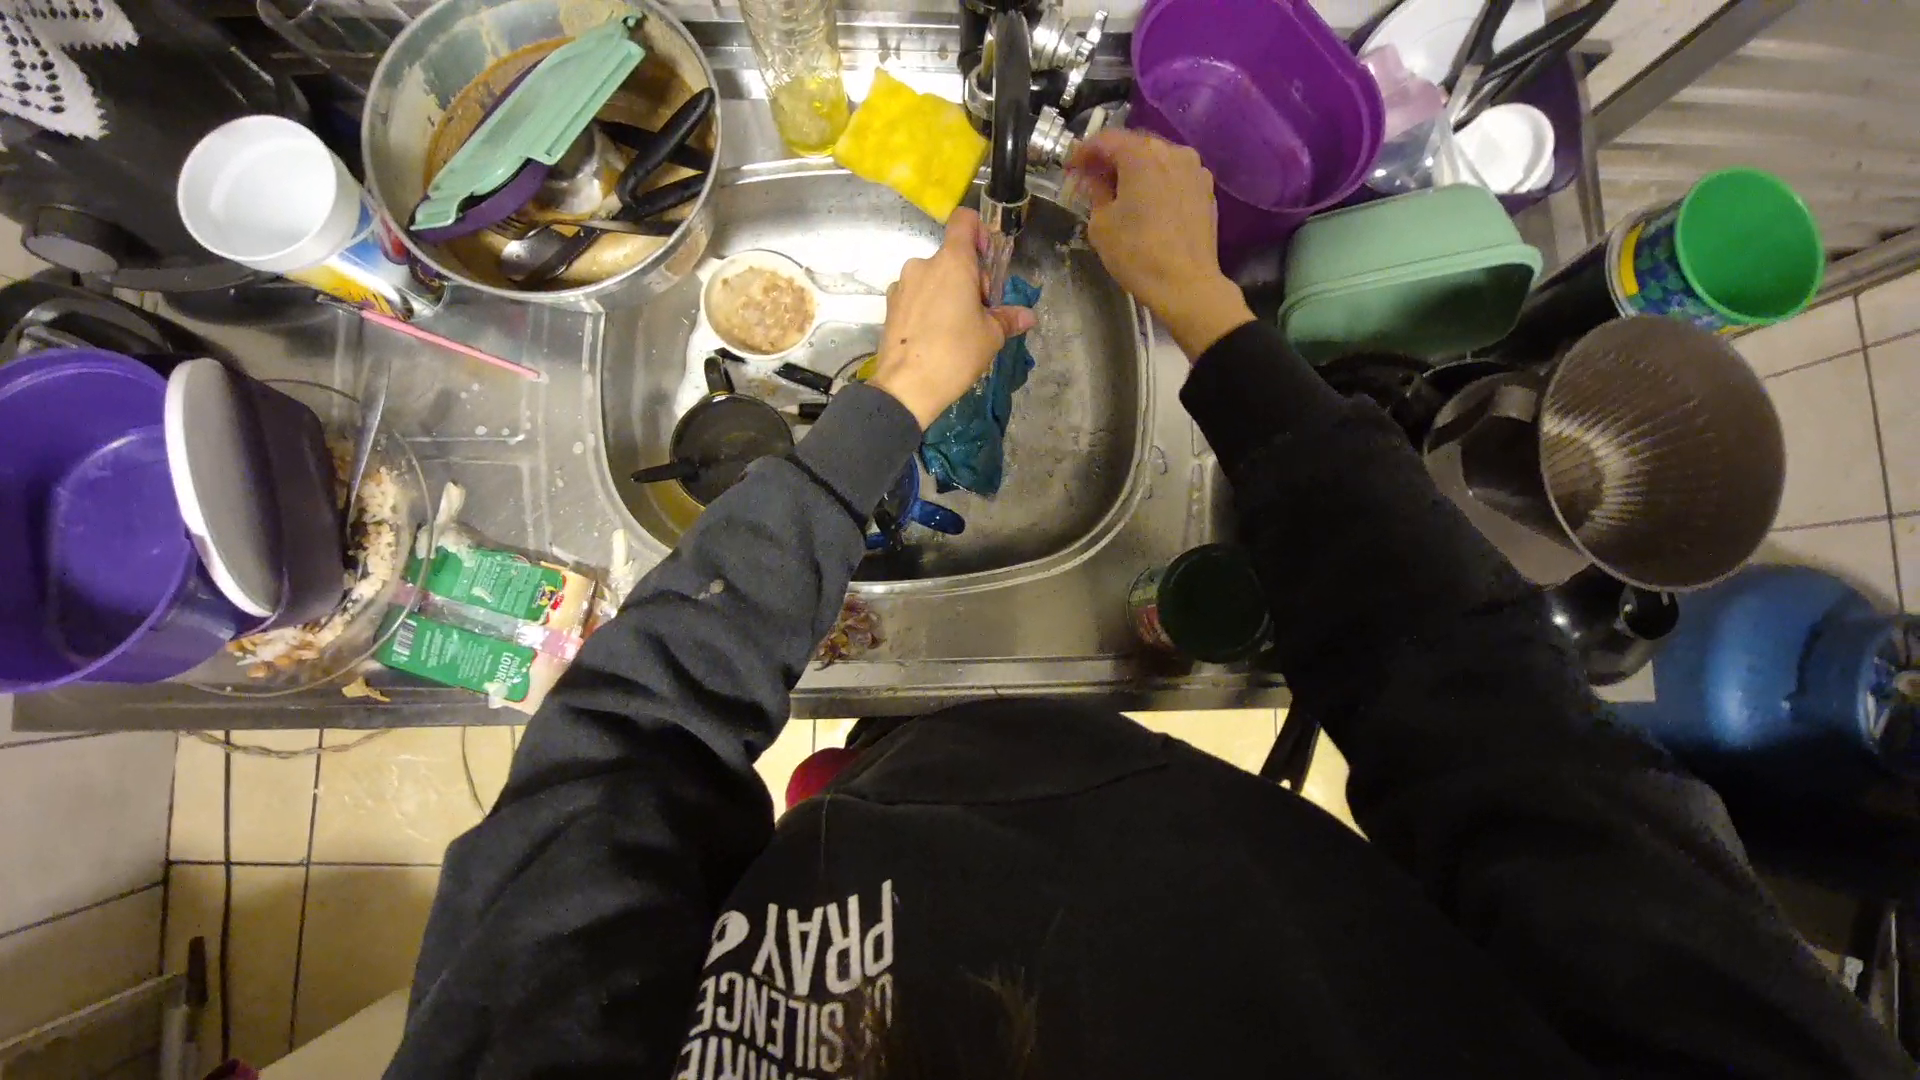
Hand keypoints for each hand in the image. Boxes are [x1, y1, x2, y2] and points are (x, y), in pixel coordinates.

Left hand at [868, 208, 1036, 428]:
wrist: (907, 387)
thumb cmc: (955, 354)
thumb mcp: (990, 337)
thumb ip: (1008, 319)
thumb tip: (1027, 316)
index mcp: (952, 262)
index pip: (964, 221)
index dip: (980, 232)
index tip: (987, 261)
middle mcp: (923, 265)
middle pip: (951, 257)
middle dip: (969, 279)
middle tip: (979, 314)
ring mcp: (902, 285)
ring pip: (933, 279)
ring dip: (947, 294)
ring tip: (955, 330)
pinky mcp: (890, 306)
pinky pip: (916, 297)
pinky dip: (928, 308)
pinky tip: (933, 337)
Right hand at [1067, 131, 1253, 358]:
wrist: (1185, 284)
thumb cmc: (1136, 254)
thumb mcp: (1101, 225)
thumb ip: (1095, 193)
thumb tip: (1095, 180)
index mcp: (1141, 155)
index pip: (1106, 140)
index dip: (1084, 151)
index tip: (1071, 167)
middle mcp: (1172, 152)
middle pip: (1134, 145)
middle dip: (1110, 159)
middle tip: (1092, 178)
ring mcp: (1194, 169)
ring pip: (1157, 159)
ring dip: (1135, 169)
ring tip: (1119, 191)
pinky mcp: (1205, 189)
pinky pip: (1174, 176)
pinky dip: (1156, 182)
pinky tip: (1146, 202)